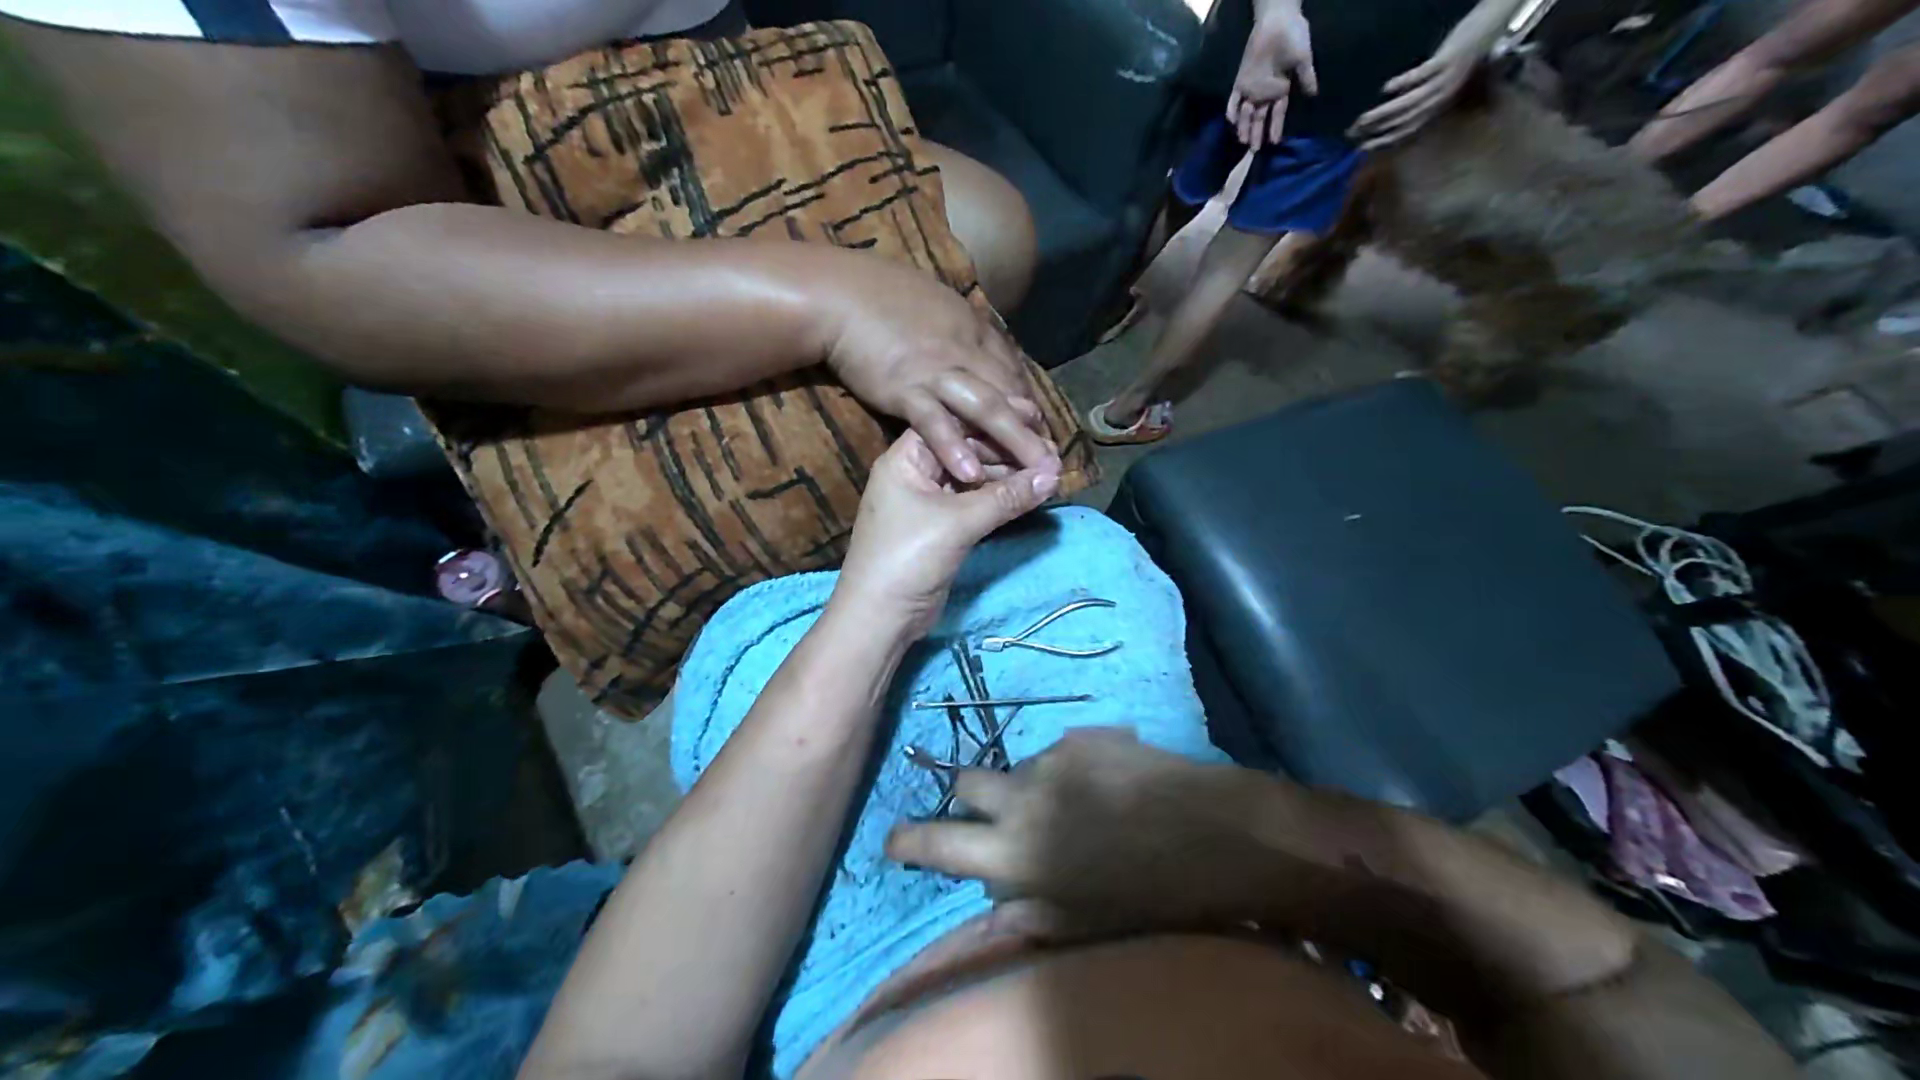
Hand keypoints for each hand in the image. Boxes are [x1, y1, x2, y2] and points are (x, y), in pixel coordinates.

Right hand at [822, 258, 1058, 483]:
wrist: (839, 295)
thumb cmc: (880, 296)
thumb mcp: (932, 303)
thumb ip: (958, 327)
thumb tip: (974, 346)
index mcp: (971, 329)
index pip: (1010, 371)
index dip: (1028, 402)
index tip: (1041, 428)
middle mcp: (964, 351)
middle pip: (1009, 393)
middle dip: (1035, 429)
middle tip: (1057, 459)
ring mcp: (936, 372)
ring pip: (986, 408)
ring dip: (1015, 441)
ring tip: (1038, 471)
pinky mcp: (906, 390)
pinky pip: (935, 423)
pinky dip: (954, 447)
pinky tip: (972, 473)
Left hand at [834, 430, 1059, 635]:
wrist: (880, 617)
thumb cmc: (908, 557)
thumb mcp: (958, 523)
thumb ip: (1006, 496)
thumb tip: (1054, 474)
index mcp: (907, 458)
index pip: (955, 424)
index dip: (995, 420)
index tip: (1036, 421)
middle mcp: (917, 472)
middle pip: (967, 449)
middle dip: (1008, 450)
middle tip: (1051, 452)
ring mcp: (929, 500)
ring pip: (975, 476)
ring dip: (1009, 475)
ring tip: (1048, 474)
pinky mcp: (942, 525)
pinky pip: (976, 501)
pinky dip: (1001, 497)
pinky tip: (1029, 494)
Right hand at [887, 729, 1310, 925]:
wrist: (1214, 835)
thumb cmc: (1148, 898)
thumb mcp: (1078, 922)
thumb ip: (1024, 907)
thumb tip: (994, 895)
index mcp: (1014, 854)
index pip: (938, 842)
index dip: (908, 839)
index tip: (892, 837)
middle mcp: (1020, 798)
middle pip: (965, 782)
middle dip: (968, 795)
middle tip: (993, 809)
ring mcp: (1051, 759)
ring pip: (1018, 767)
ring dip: (1031, 785)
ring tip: (1080, 805)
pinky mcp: (1083, 736)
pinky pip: (1060, 752)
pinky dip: (1071, 769)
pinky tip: (1110, 785)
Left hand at [1228, 9, 1317, 151]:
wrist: (1277, 20)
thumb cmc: (1294, 37)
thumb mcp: (1303, 58)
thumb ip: (1306, 77)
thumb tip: (1314, 94)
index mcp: (1281, 90)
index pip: (1277, 114)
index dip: (1275, 128)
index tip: (1275, 142)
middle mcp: (1264, 93)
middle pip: (1259, 118)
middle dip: (1257, 134)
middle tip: (1254, 151)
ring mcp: (1251, 88)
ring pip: (1246, 113)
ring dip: (1244, 127)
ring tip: (1243, 142)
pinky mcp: (1240, 81)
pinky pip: (1233, 99)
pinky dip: (1232, 110)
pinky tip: (1231, 122)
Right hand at [1348, 47, 1479, 149]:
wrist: (1494, 24)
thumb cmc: (1466, 51)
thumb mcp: (1443, 79)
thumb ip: (1422, 93)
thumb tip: (1394, 105)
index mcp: (1439, 105)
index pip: (1406, 130)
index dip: (1383, 141)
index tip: (1361, 148)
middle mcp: (1441, 98)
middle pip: (1404, 120)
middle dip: (1377, 129)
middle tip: (1353, 133)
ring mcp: (1445, 80)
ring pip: (1410, 103)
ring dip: (1384, 113)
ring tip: (1362, 118)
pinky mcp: (1448, 60)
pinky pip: (1423, 75)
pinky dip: (1404, 82)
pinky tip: (1385, 88)